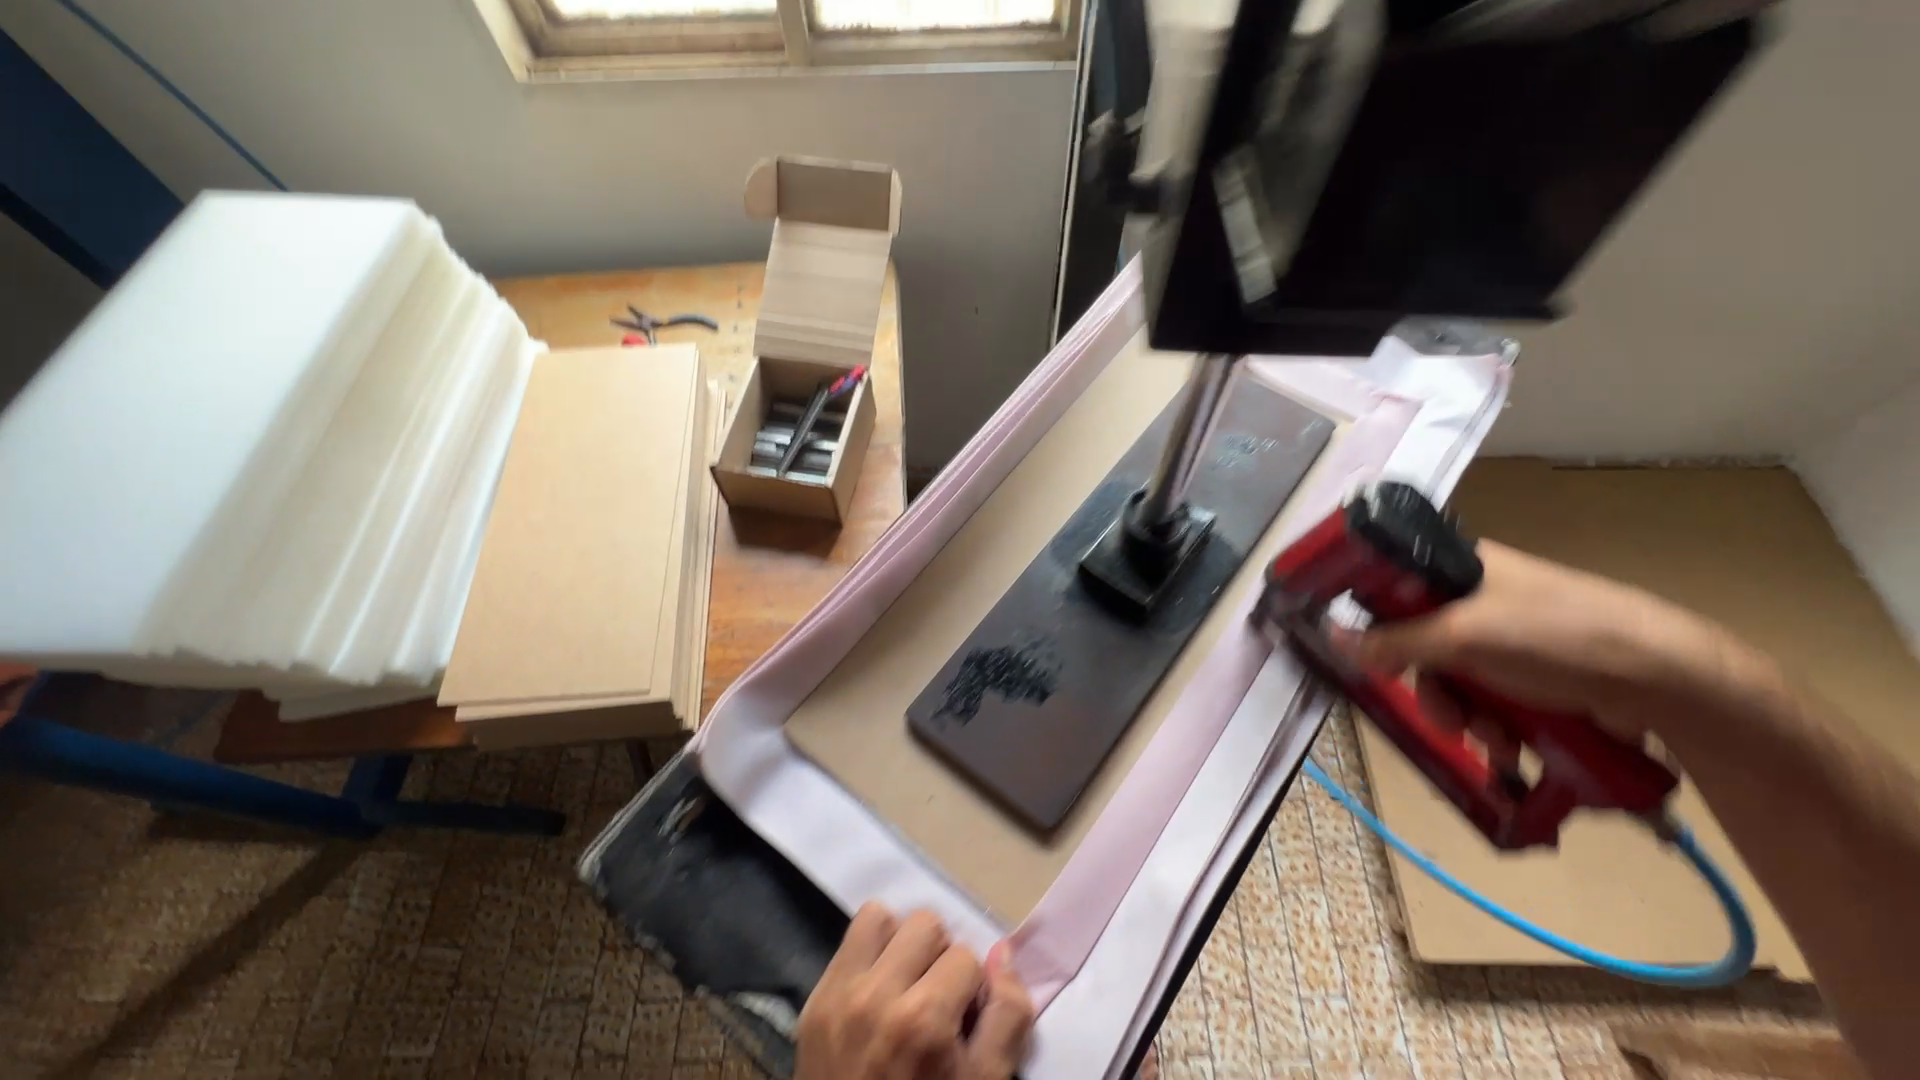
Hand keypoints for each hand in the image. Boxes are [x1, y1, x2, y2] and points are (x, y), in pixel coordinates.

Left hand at [796, 904, 1034, 1079]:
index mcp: (925, 1020)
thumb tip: (1003, 952)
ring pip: (881, 918)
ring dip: (900, 944)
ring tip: (905, 983)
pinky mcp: (815, 999)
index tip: (962, 1020)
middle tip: (936, 996)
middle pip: (925, 924)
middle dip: (939, 956)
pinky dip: (869, 953)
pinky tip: (877, 989)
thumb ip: (1008, 1015)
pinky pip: (849, 939)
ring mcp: (840, 995)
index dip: (972, 988)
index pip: (966, 957)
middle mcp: (878, 996)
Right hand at [1329, 540, 1748, 753]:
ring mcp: (1510, 638)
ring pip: (1454, 680)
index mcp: (1463, 568)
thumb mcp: (1464, 636)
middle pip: (1421, 646)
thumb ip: (1396, 641)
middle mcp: (1481, 598)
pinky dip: (1494, 727)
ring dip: (1464, 717)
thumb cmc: (1556, 636)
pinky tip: (1512, 746)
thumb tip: (1331, 636)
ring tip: (1494, 740)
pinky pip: (1490, 700)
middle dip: (1431, 691)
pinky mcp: (1535, 674)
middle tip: (1447, 717)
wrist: (1663, 679)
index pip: (1396, 589)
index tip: (1376, 660)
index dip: (1378, 626)